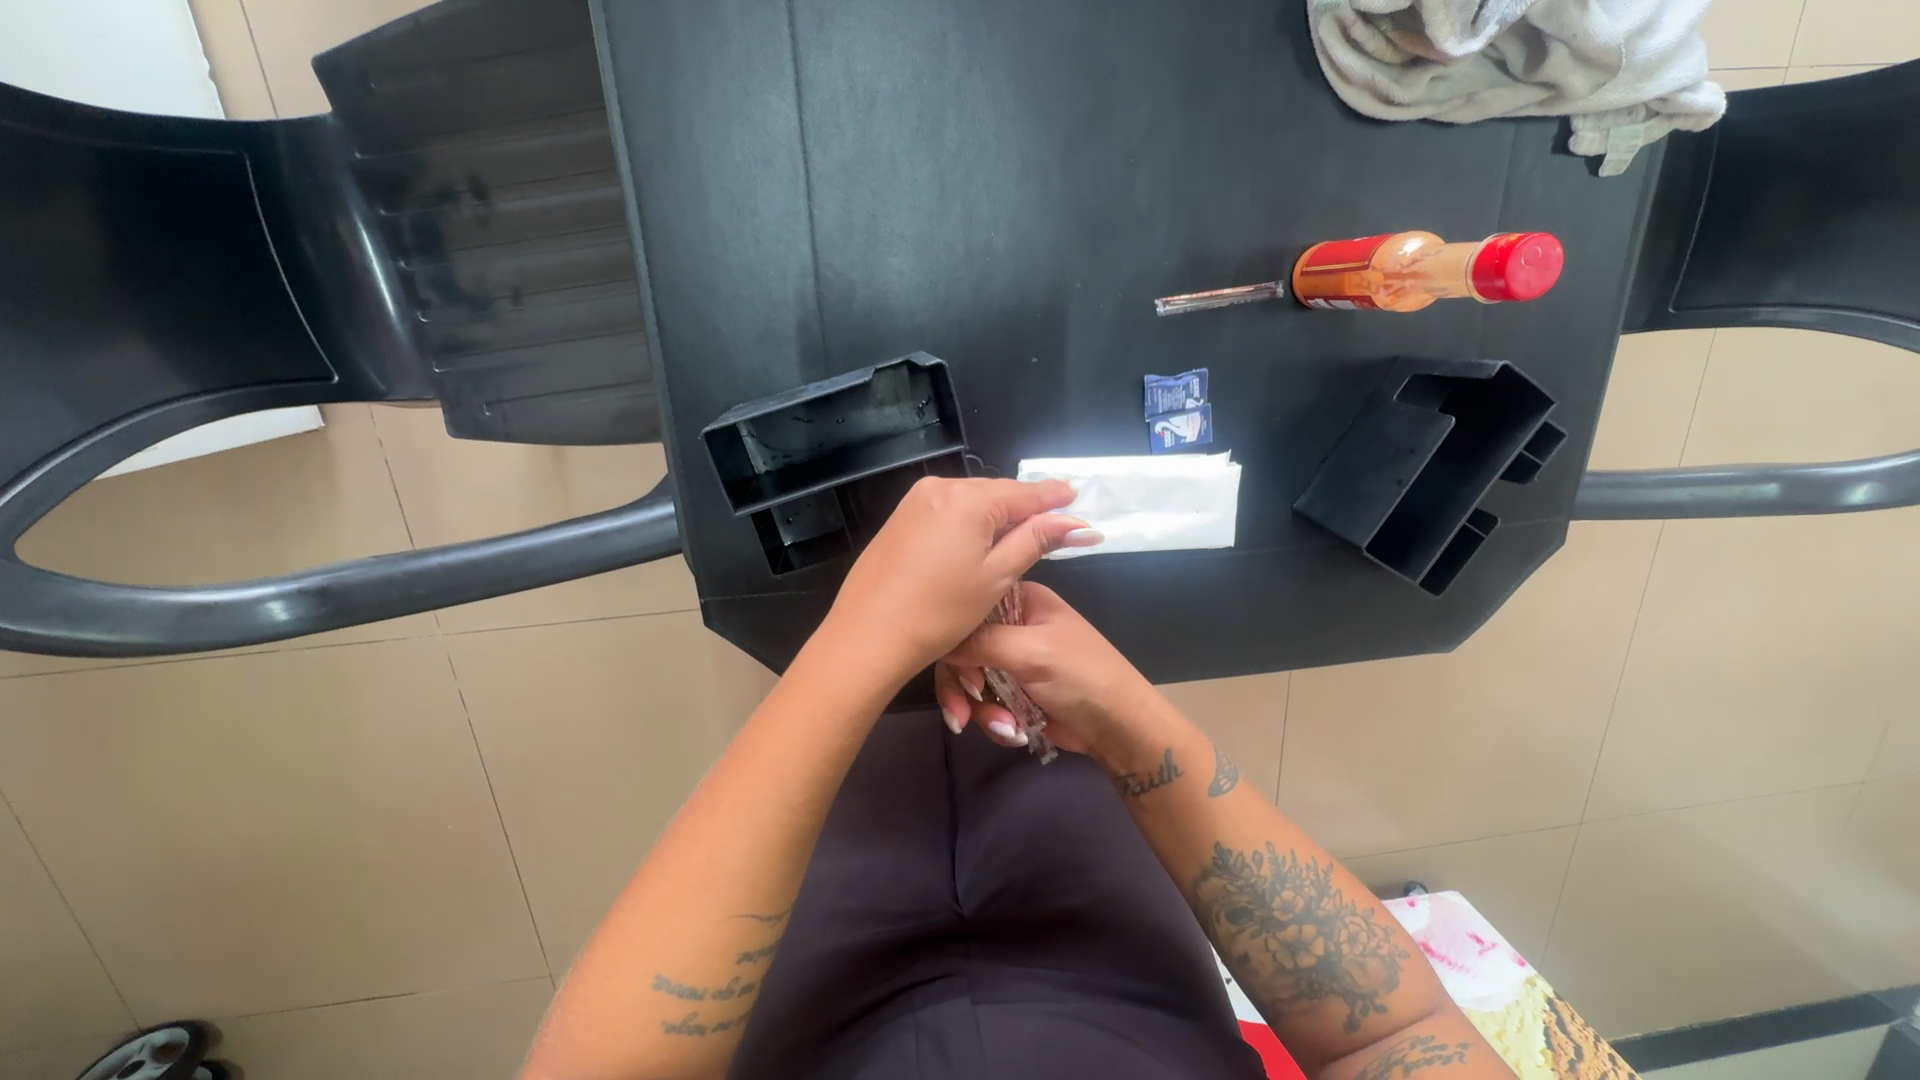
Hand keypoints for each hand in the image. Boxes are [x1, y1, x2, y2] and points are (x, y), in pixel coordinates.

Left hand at [816, 477, 1098, 685]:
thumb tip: (1072, 520)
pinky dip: (966, 522)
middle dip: (1022, 506)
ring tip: (1018, 533)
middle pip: (995, 493)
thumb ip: (1034, 540)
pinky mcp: (899, 519)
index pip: (1023, 492)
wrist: (869, 635)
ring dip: (994, 515)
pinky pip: (945, 512)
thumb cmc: (941, 611)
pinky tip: (976, 541)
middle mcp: (939, 488)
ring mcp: (914, 502)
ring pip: (969, 502)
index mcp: (968, 499)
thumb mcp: (996, 576)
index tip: (1075, 494)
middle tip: (1052, 519)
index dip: (1052, 496)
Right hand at [935, 583, 1175, 760]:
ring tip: (1005, 728)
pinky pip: (983, 703)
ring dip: (980, 710)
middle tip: (963, 715)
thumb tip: (937, 641)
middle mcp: (1012, 626)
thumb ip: (980, 642)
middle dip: (962, 687)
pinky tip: (1013, 732)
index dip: (955, 641)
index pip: (968, 610)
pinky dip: (994, 720)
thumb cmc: (1081, 676)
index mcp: (1021, 601)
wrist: (1118, 726)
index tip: (965, 673)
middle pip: (961, 650)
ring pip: (969, 681)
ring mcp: (1012, 661)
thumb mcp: (1031, 651)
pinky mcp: (1013, 692)